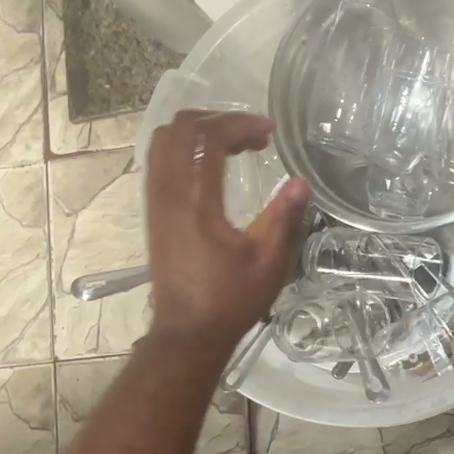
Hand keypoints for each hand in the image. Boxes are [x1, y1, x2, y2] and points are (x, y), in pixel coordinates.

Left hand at [143, 110, 312, 351]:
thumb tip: (301, 182)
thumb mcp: (269, 264)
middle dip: (219, 121)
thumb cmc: (231, 300)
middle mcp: (168, 193)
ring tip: (233, 145)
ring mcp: (155, 201)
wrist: (188, 332)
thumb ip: (285, 218)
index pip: (209, 137)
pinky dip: (185, 149)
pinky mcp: (152, 212)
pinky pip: (160, 160)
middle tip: (253, 136)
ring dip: (199, 132)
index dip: (240, 124)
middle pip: (181, 128)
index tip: (269, 132)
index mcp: (196, 203)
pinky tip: (211, 167)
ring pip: (164, 140)